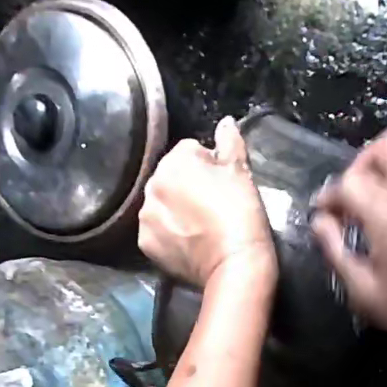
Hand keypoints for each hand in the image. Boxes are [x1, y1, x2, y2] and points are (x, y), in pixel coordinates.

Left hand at [139, 117, 275, 288]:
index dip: (209, 165)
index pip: (190, 151)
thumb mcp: (241, 172)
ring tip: (201, 226)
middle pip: (170, 177)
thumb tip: (226, 121)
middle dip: (187, 186)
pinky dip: (169, 234)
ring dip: (175, 209)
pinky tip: (189, 242)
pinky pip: (157, 230)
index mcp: (175, 160)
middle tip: (214, 206)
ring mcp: (146, 216)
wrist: (234, 265)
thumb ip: (230, 141)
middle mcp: (152, 184)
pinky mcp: (145, 243)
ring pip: (161, 204)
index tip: (224, 184)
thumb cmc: (241, 213)